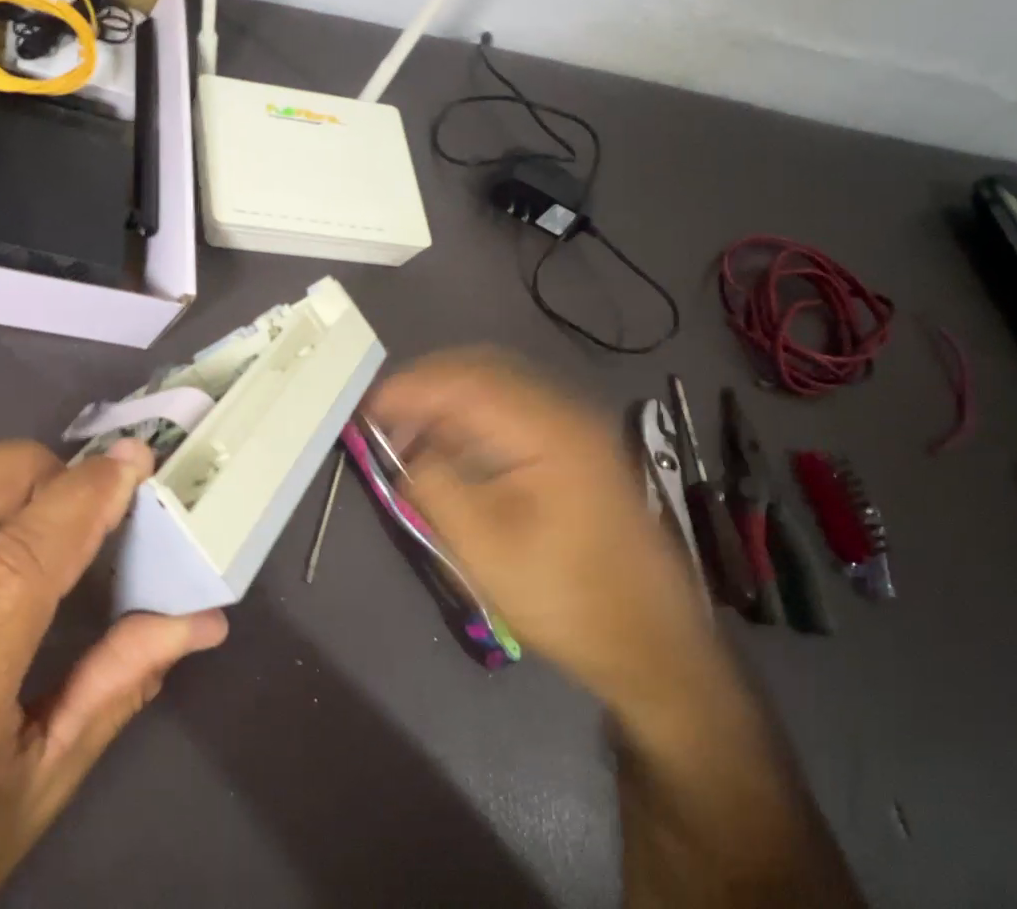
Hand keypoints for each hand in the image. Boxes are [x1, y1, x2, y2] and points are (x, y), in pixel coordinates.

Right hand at [366, 349, 721, 716]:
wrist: (651, 646)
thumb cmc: (565, 599)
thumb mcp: (484, 549)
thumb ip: (435, 487)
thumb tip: (404, 452)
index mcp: (549, 432)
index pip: (465, 381)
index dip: (409, 388)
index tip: (365, 411)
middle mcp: (567, 416)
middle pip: (483, 371)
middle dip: (425, 387)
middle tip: (381, 419)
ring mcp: (578, 433)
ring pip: (498, 390)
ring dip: (446, 403)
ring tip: (405, 436)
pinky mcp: (577, 454)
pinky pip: (513, 415)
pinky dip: (471, 421)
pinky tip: (448, 451)